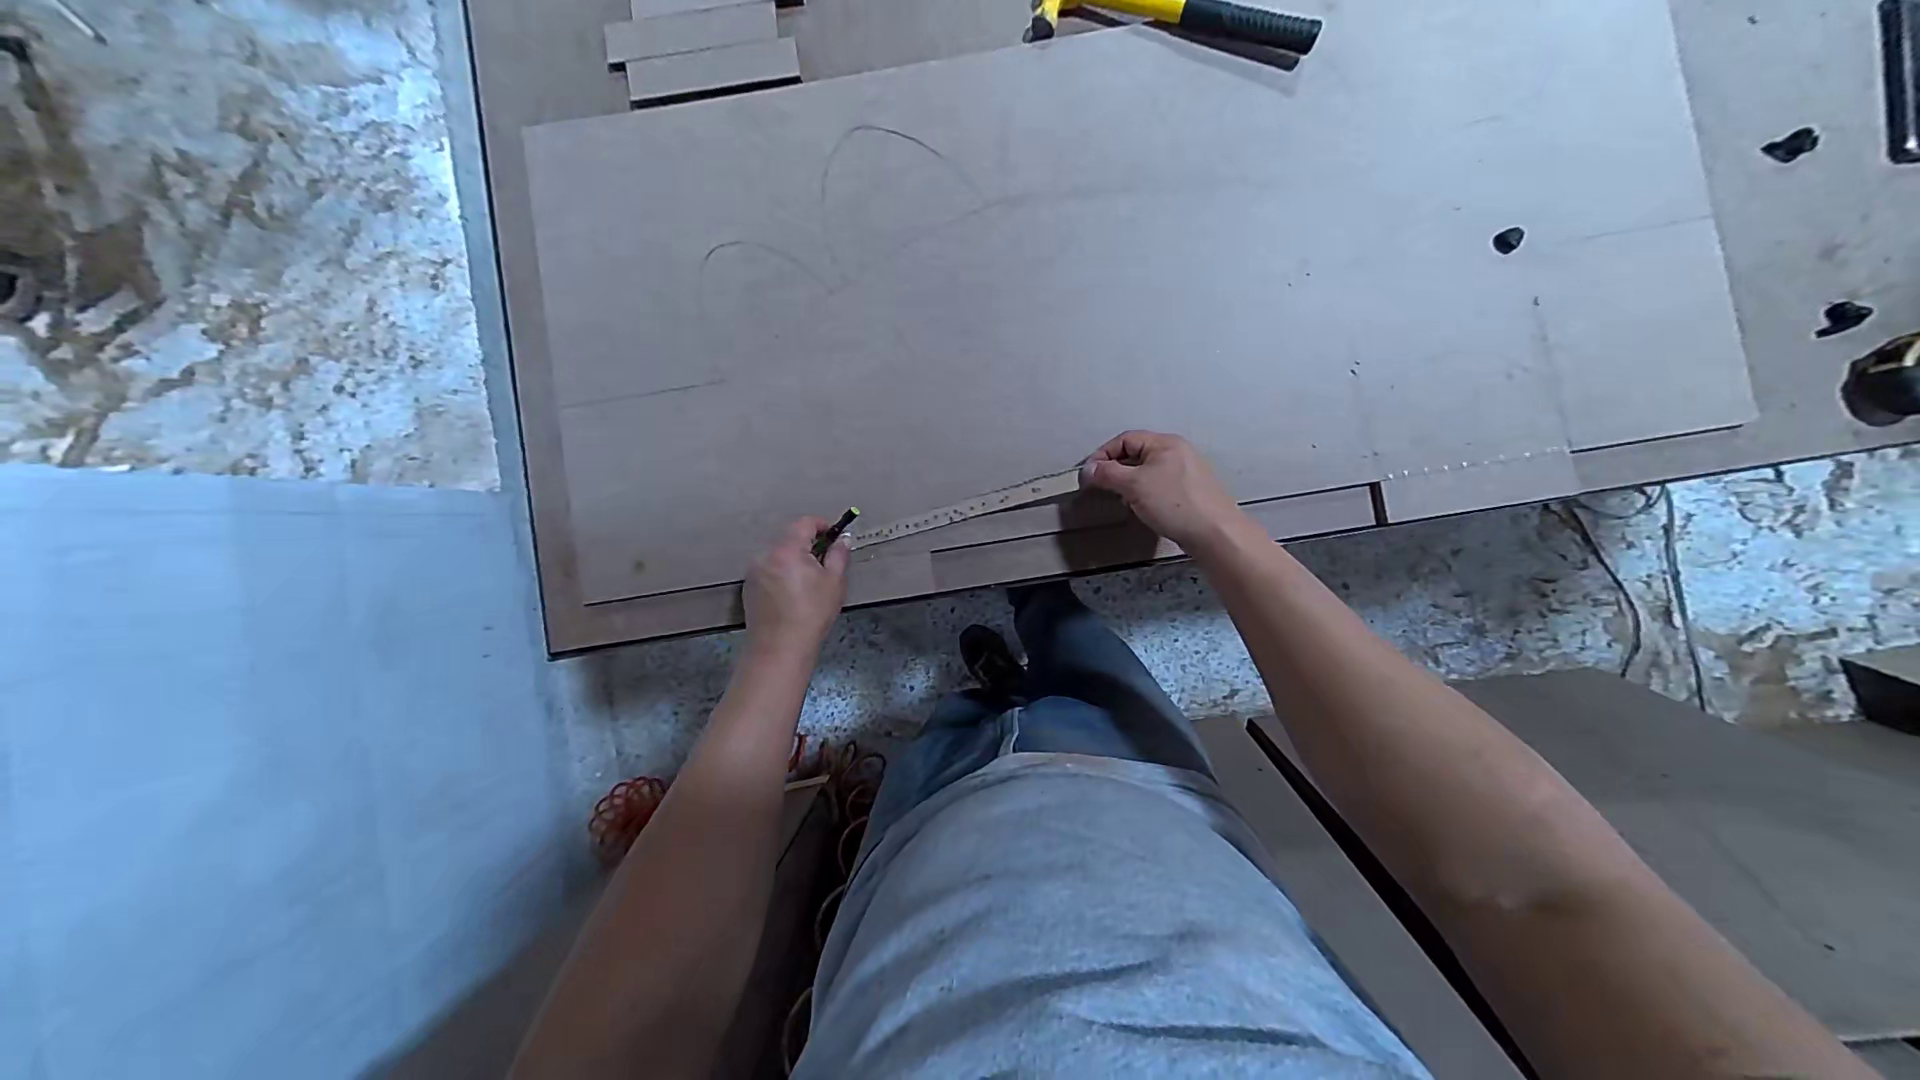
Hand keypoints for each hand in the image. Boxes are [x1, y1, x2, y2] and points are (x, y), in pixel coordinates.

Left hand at [744, 517, 849, 655]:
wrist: (780, 647)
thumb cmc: (812, 613)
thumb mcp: (834, 582)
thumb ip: (839, 555)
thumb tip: (843, 539)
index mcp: (787, 549)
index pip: (804, 523)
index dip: (822, 524)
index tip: (835, 535)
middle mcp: (765, 555)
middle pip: (789, 538)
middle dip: (809, 544)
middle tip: (825, 562)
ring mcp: (754, 571)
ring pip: (778, 555)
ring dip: (794, 559)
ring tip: (809, 581)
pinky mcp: (749, 587)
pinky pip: (769, 569)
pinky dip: (782, 573)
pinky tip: (792, 594)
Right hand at [1080, 431, 1249, 551]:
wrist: (1213, 533)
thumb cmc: (1178, 505)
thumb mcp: (1134, 485)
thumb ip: (1108, 474)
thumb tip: (1089, 470)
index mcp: (1165, 443)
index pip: (1124, 439)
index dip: (1103, 455)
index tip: (1090, 473)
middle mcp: (1177, 453)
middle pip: (1135, 454)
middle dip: (1115, 470)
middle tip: (1102, 486)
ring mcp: (1185, 472)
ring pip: (1146, 471)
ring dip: (1129, 484)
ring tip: (1123, 499)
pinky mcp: (1188, 492)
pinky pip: (1158, 486)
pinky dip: (1144, 494)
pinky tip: (1142, 508)